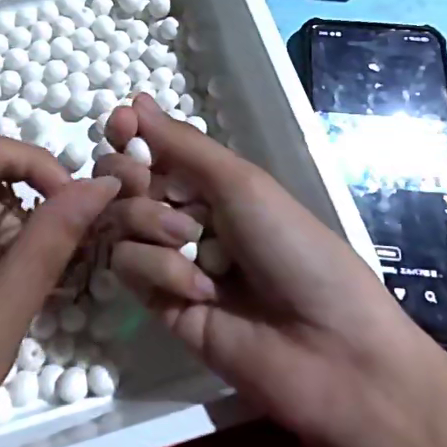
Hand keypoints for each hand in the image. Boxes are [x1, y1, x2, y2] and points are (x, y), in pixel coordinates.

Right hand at [93, 95, 440, 442]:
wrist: (325, 347)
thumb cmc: (295, 248)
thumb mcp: (242, 184)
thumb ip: (182, 146)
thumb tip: (136, 100)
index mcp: (211, 184)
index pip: (153, 151)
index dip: (132, 135)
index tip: (122, 126)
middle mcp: (185, 215)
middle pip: (125, 183)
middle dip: (128, 176)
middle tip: (143, 183)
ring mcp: (170, 260)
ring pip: (120, 223)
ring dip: (151, 224)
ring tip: (191, 243)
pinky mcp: (158, 302)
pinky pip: (129, 266)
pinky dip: (159, 270)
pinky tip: (199, 289)